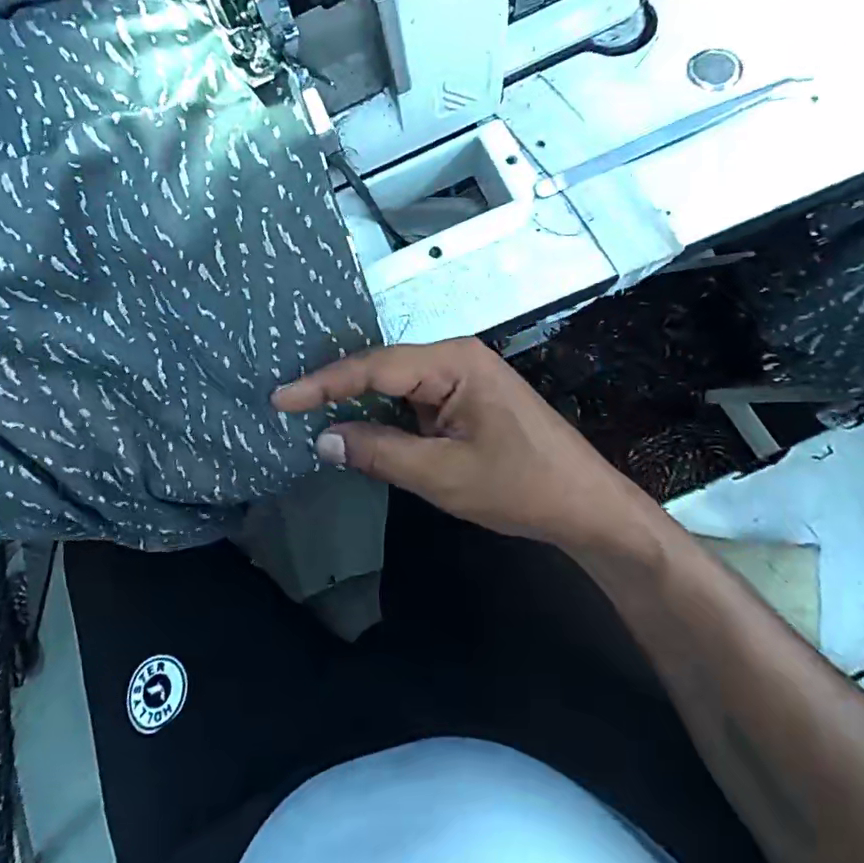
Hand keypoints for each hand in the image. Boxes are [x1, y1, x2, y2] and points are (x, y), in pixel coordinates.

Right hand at [272, 338, 657, 550]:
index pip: (375, 366)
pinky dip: (389, 419)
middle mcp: (459, 358)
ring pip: (400, 387)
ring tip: (308, 414)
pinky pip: (418, 403)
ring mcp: (467, 379)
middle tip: (285, 403)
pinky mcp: (471, 402)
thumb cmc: (519, 486)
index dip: (323, 383)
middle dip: (338, 388)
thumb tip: (323, 438)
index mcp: (455, 362)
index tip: (279, 398)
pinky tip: (360, 430)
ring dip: (362, 405)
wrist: (584, 504)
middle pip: (385, 369)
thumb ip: (379, 453)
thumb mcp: (443, 475)